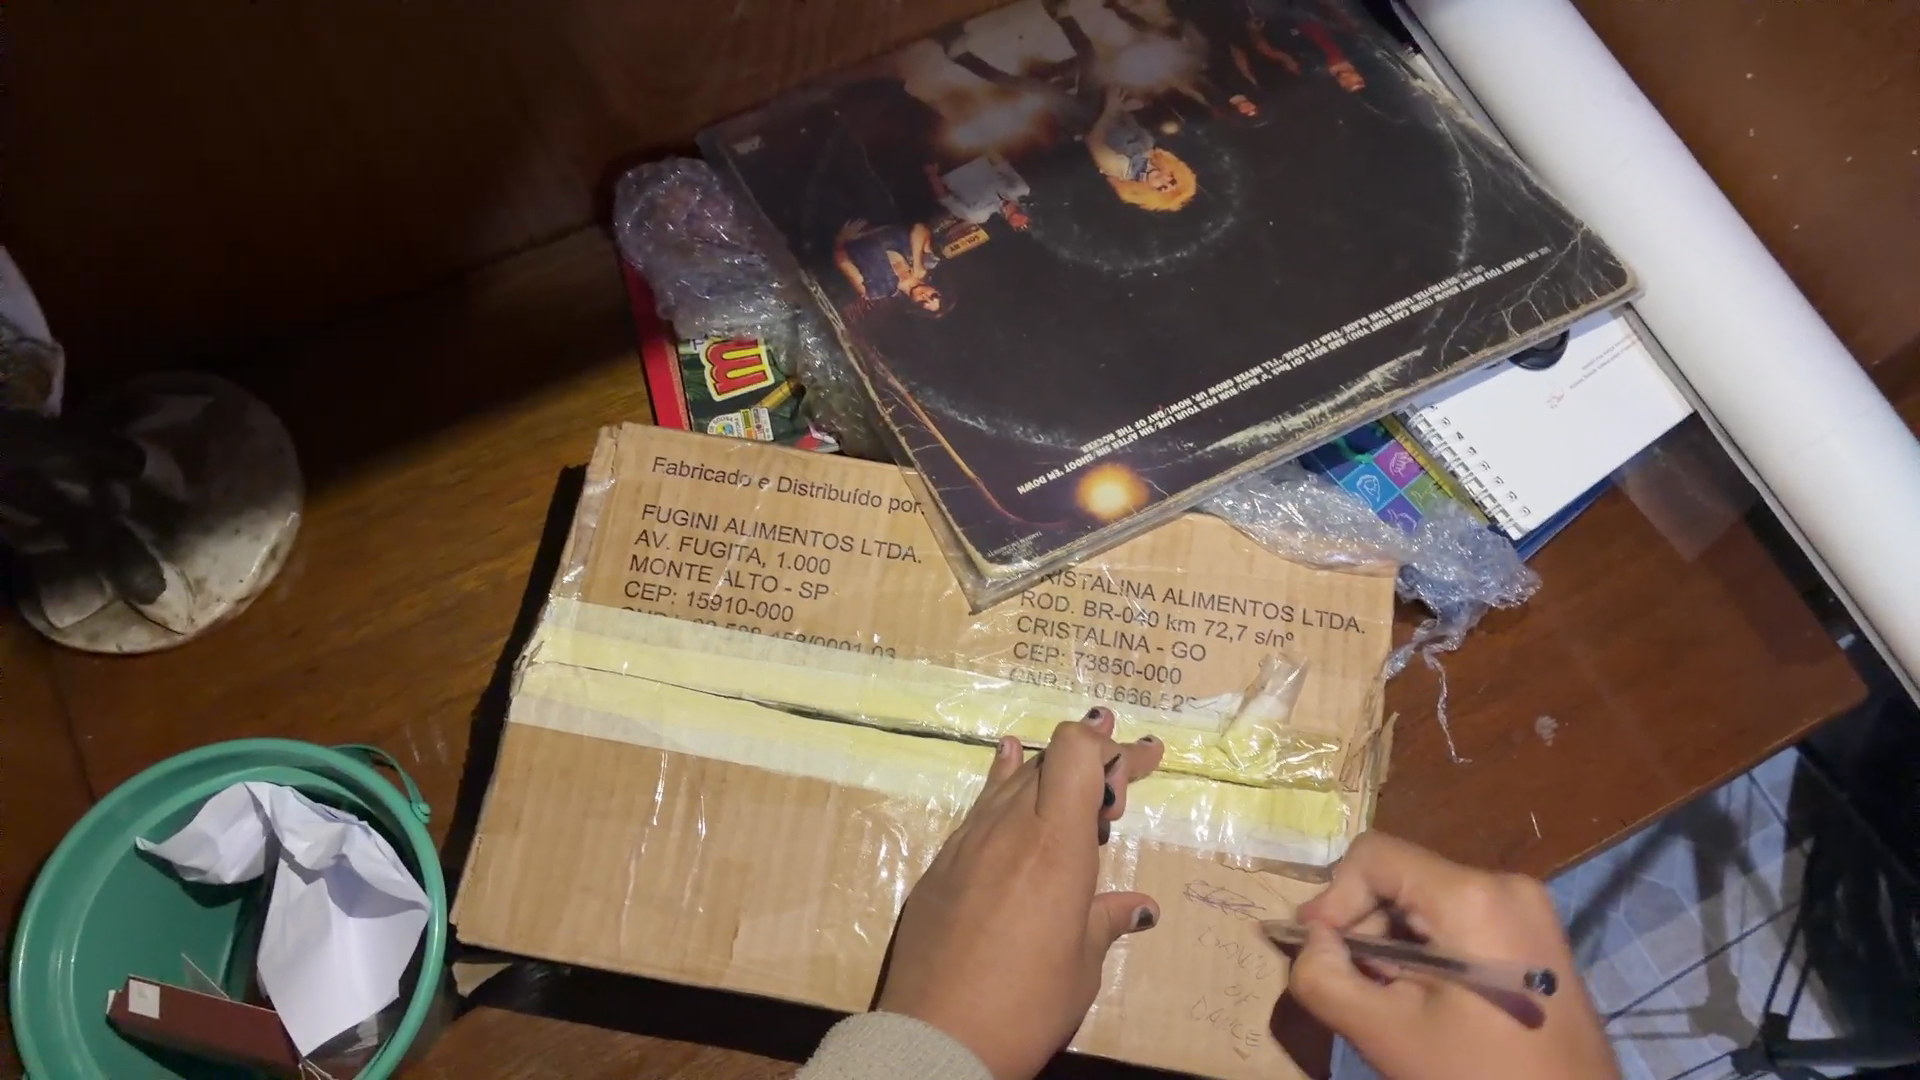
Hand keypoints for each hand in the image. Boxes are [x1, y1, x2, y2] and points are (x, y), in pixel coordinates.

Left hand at [877, 708, 1163, 1079]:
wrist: (934, 1033)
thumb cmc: (1025, 1003)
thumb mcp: (1081, 966)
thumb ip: (1106, 920)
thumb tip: (1140, 907)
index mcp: (1056, 843)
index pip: (1076, 750)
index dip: (1109, 746)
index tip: (1138, 765)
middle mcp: (1012, 824)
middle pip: (1052, 757)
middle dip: (1094, 756)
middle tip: (1120, 787)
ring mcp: (972, 835)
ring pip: (1015, 774)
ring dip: (1051, 768)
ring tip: (1078, 770)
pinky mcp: (945, 855)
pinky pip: (983, 800)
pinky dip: (1005, 777)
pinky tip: (1007, 759)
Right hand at [1286, 832, 1618, 1079]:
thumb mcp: (1383, 1032)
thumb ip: (1321, 975)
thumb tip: (1311, 940)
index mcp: (1472, 897)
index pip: (1371, 856)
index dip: (1334, 897)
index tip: (1321, 947)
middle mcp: (1505, 884)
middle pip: (1397, 877)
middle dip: (1363, 925)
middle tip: (1355, 979)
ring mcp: (1528, 907)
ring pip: (1421, 897)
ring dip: (1391, 939)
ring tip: (1390, 993)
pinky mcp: (1535, 932)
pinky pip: (1453, 915)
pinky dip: (1424, 946)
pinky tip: (1425, 993)